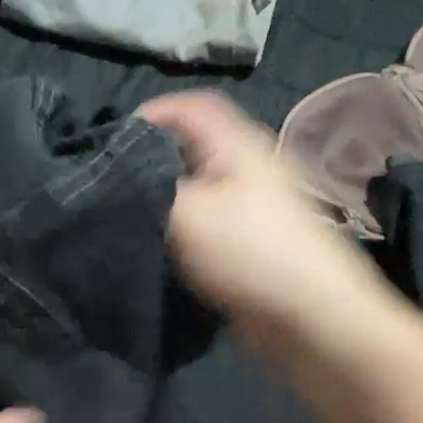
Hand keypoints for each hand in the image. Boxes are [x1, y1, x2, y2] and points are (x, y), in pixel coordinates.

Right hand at [138, 90, 390, 346]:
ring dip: (162, 200)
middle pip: (191, 149)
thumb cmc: (251, 250)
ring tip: (126, 215)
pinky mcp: (248, 245)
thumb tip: (118, 179)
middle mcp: (246, 170)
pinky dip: (178, 232)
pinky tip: (155, 247)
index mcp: (238, 146)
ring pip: (195, 191)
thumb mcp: (188, 212)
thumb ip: (148, 190)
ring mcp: (250, 209)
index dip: (154, 112)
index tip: (114, 139)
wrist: (310, 316)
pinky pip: (203, 226)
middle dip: (150, 161)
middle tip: (112, 180)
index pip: (193, 107)